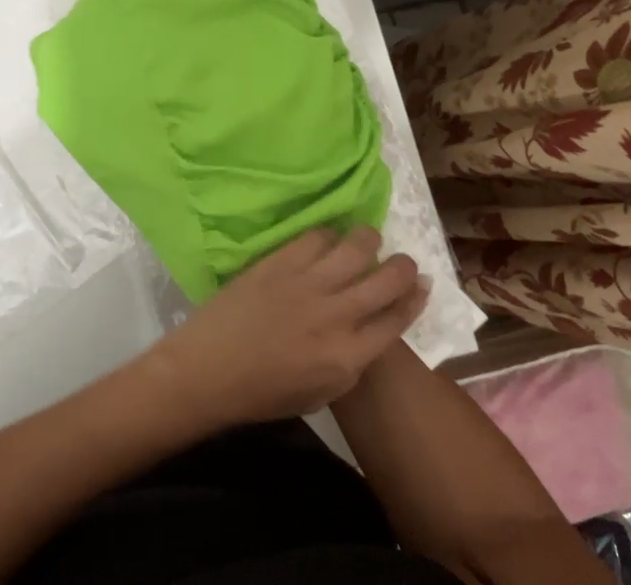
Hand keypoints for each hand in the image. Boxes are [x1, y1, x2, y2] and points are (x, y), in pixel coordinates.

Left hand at [140, 227, 430, 431]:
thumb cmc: (262, 392)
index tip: (421, 285)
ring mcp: (307, 285)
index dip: (415, 299)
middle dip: (403, 267)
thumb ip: (351, 363)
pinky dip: (328, 235)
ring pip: (356, 248)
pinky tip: (327, 240)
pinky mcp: (278, 264)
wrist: (209, 369)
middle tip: (402, 261)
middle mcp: (337, 316)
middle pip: (388, 280)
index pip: (397, 320)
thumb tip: (369, 333)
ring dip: (370, 240)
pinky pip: (315, 238)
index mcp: (350, 356)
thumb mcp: (321, 394)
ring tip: (369, 239)